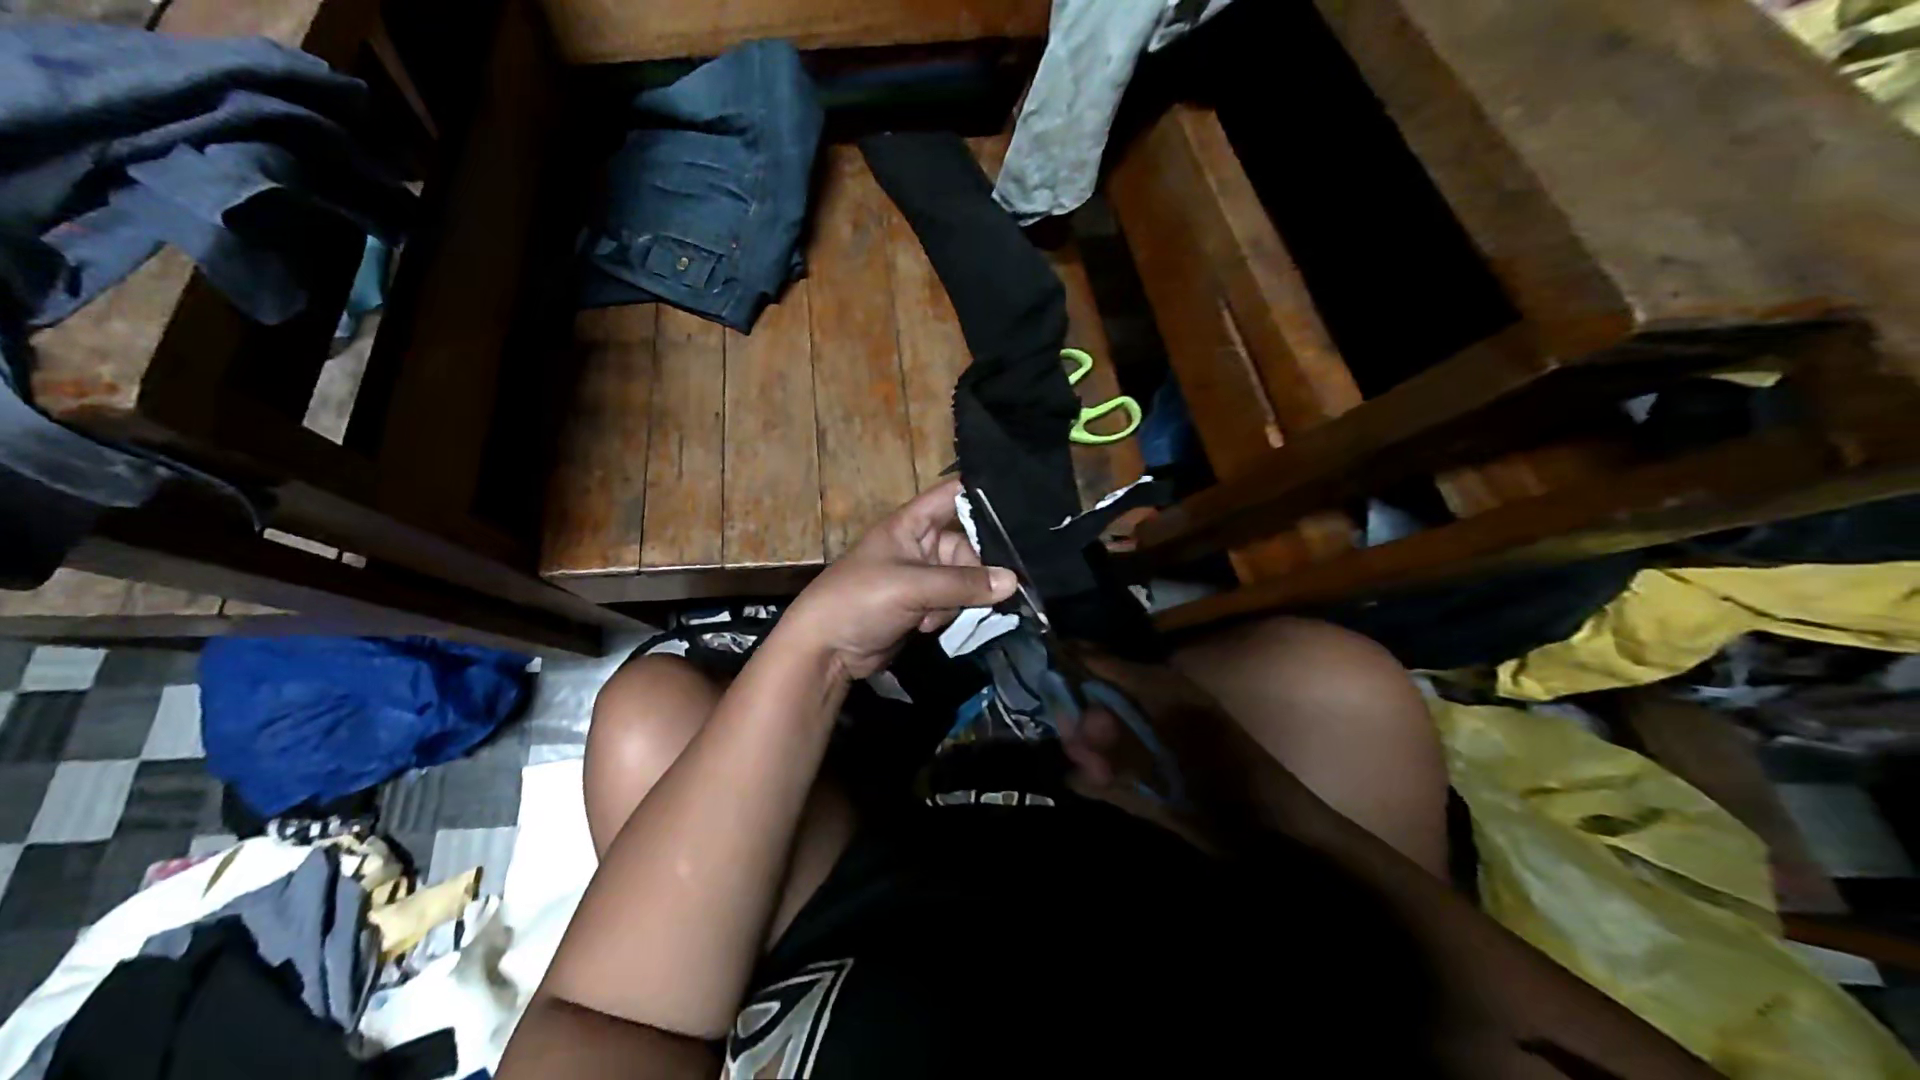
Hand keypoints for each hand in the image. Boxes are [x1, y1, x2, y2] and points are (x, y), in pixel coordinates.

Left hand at [778, 479, 1017, 681]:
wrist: (825, 650)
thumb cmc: (860, 600)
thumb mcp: (913, 587)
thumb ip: (964, 583)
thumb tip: (1013, 582)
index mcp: (910, 524)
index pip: (952, 495)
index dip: (982, 495)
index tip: (1020, 508)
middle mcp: (919, 545)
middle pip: (967, 545)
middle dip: (974, 571)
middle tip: (981, 591)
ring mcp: (921, 577)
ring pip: (964, 579)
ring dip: (957, 600)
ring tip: (931, 616)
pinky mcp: (922, 605)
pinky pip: (953, 603)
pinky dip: (946, 615)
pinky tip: (925, 627)